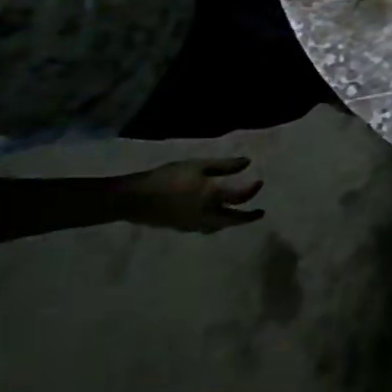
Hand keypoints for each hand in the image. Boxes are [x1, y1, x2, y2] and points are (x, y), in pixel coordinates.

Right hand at [115, 157, 264, 232]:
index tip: (260, 182)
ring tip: (238, 217)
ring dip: (231, 223)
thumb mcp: (198, 166)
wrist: (131, 198)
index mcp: (213, 197)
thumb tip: (247, 163)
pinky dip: (214, 224)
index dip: (253, 189)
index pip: (240, 197)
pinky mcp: (178, 227)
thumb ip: (224, 165)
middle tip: (260, 213)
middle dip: (248, 218)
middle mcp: (206, 214)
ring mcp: (191, 224)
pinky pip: (203, 229)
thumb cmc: (167, 178)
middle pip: (232, 220)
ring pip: (217, 227)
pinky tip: (213, 219)